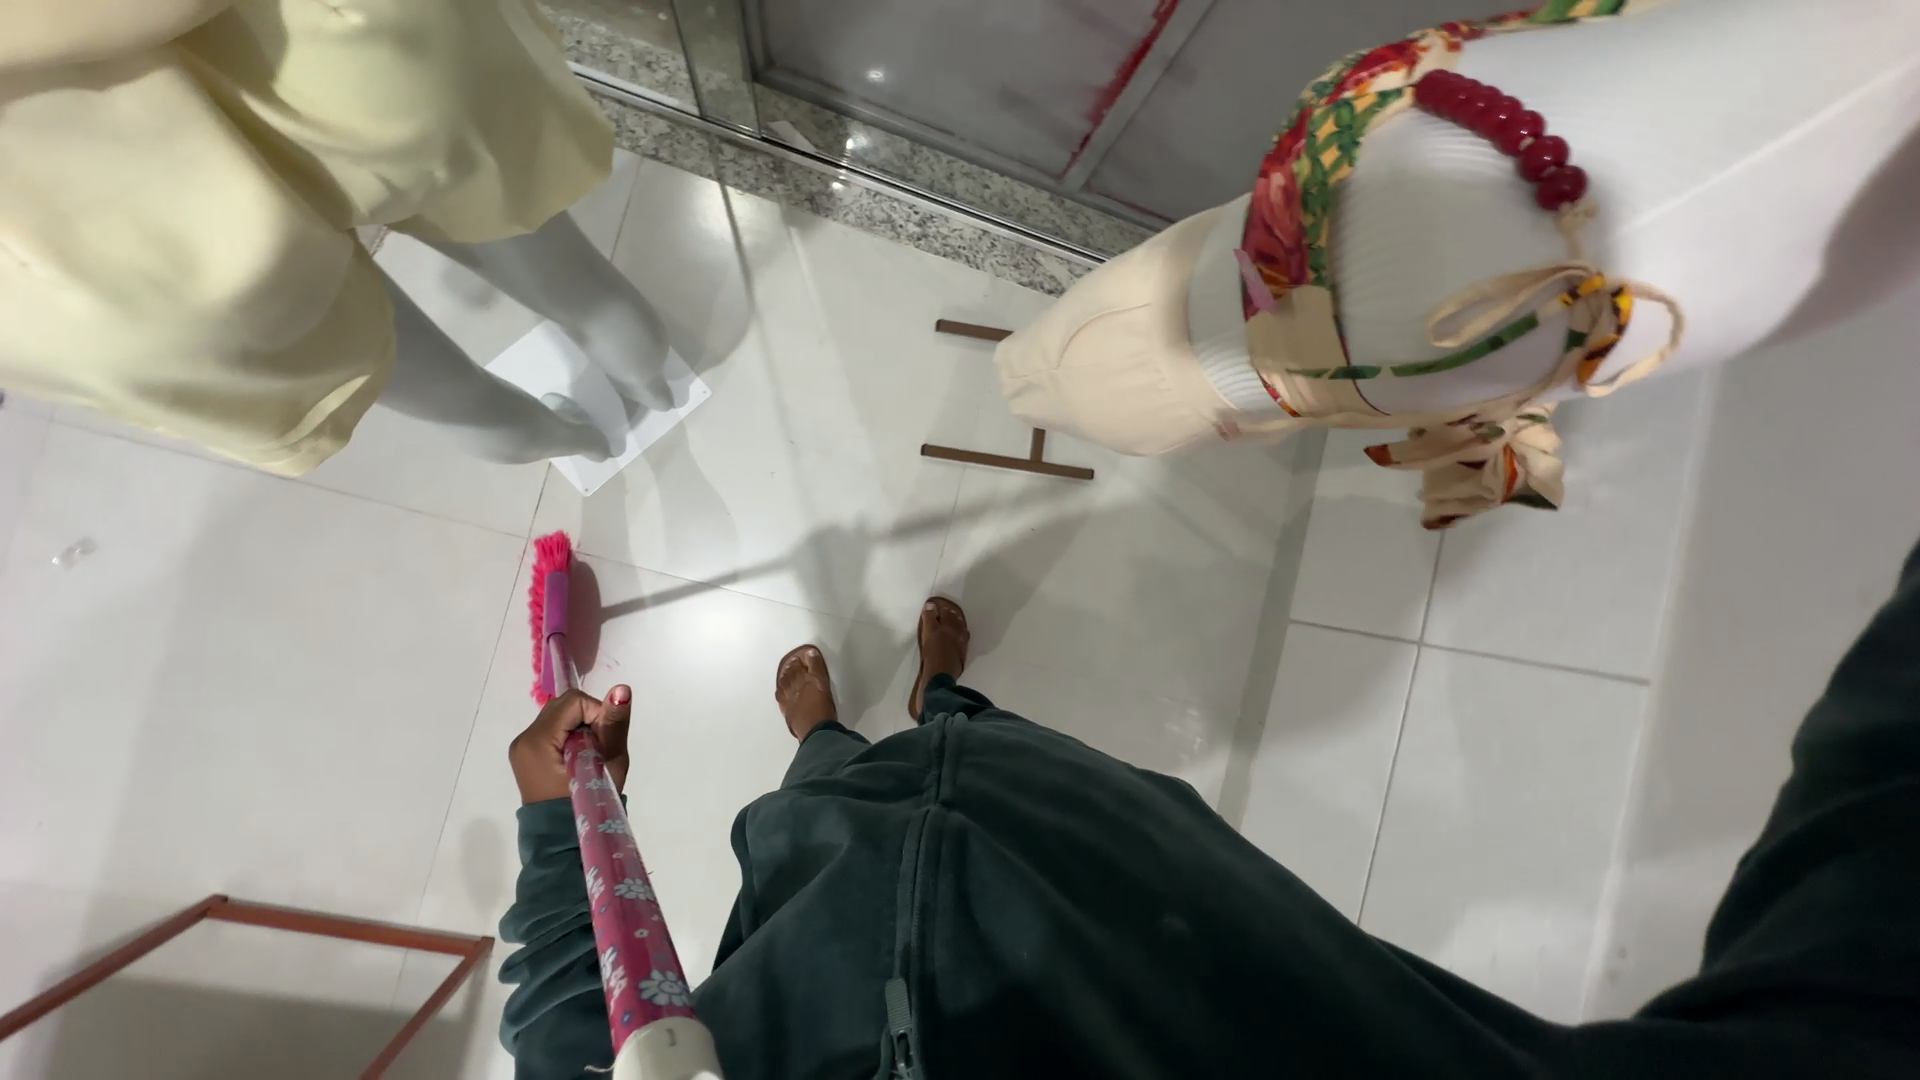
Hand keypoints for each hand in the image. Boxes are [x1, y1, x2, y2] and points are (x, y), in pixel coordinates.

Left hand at [509, 685, 631, 803]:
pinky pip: (553, 729)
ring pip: (559, 715)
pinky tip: (578, 757)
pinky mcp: (526, 754)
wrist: (563, 840)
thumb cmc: (591, 802)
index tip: (604, 742)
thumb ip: (614, 723)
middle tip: (599, 748)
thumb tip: (621, 688)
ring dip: (581, 726)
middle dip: (589, 718)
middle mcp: (524, 738)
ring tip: (589, 754)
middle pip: (564, 705)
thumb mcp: (610, 762)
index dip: (598, 715)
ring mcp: (522, 747)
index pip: (576, 701)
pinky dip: (570, 735)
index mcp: (538, 740)